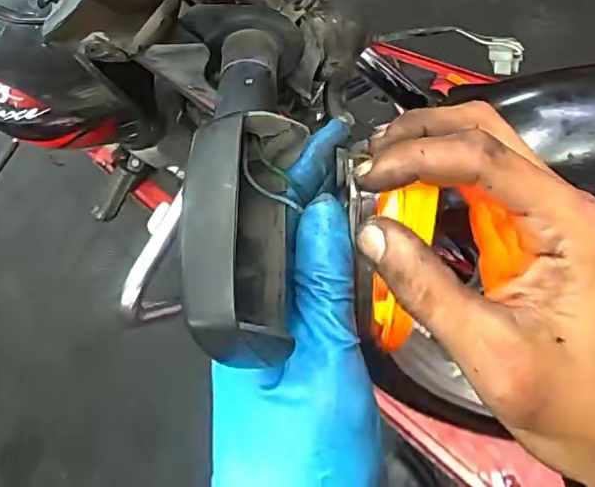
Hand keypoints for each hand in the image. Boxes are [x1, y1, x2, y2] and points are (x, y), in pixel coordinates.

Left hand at [211, 121, 381, 486]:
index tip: (329, 140)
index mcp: (243, 304)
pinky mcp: (286, 344)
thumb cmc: (293, 464)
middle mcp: (248, 308)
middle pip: (281, 225)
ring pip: (293, 250)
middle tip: (346, 154)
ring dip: (321, 215)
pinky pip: (305, 282)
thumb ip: (322, 285)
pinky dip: (328, 255)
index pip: (272, 214)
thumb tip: (322, 211)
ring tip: (350, 184)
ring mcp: (267, 325)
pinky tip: (347, 244)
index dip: (301, 170)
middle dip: (312, 183)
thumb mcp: (322, 364)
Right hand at [355, 103, 594, 486]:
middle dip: (419, 133)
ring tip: (381, 165)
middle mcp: (560, 202)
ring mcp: (544, 209)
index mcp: (568, 222)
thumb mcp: (494, 356)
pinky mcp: (526, 223)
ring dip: (425, 144)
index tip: (373, 175)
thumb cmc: (580, 408)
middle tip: (373, 158)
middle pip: (482, 130)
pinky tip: (405, 185)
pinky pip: (475, 176)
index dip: (418, 156)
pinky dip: (433, 170)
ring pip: (478, 141)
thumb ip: (428, 290)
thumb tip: (373, 234)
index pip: (482, 156)